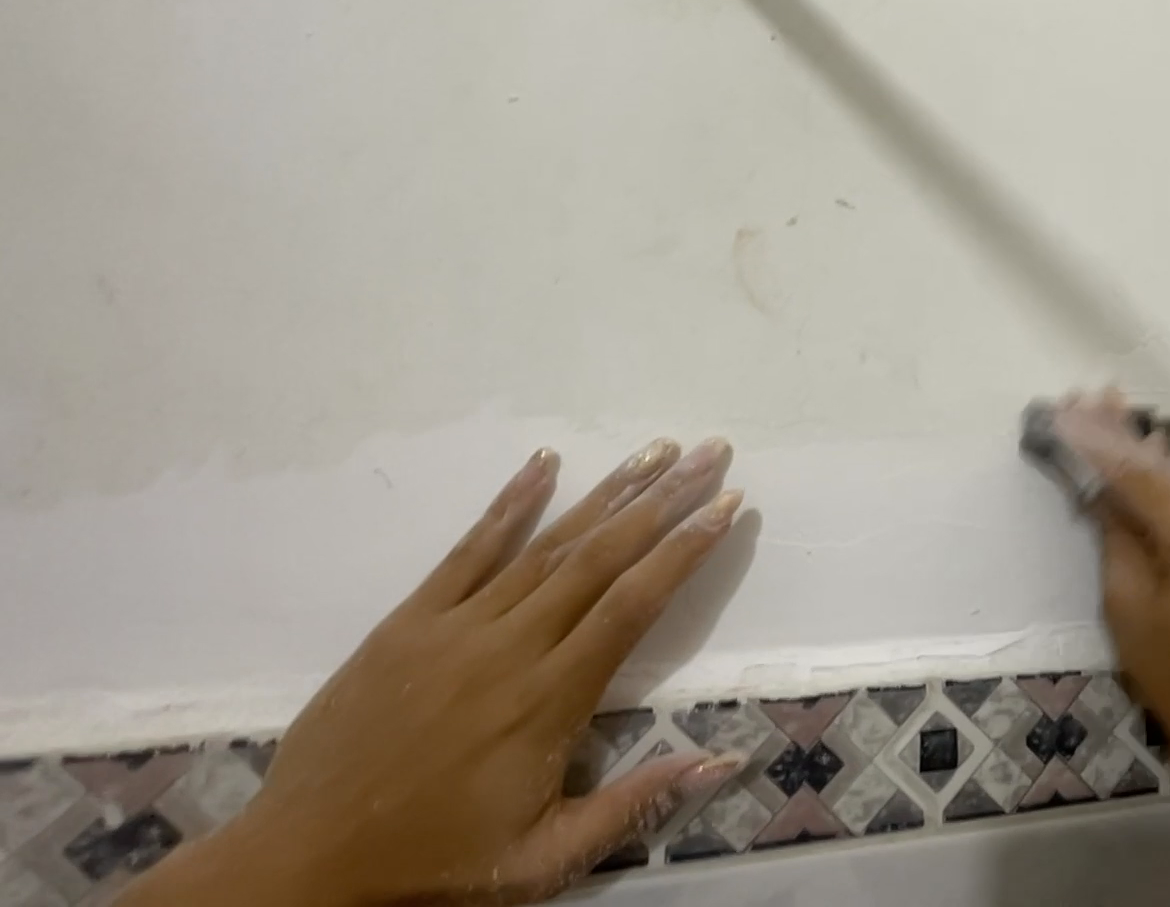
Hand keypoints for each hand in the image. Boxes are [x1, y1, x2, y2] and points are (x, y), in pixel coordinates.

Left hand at [124, 439, 746, 906]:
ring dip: (610, 490)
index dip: (686, 549)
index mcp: (552, 698)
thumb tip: (726, 759)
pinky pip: (469, 548)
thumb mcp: (546, 861)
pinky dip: (512, 500)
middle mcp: (513, 645)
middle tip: (710, 453)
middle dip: (666, 499)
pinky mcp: (411, 620)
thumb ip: (636, 804)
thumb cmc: (436, 865)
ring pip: (549, 543)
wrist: (296, 874)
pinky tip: (545, 459)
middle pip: (604, 556)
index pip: (636, 603)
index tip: (728, 505)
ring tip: (656, 450)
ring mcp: (458, 625)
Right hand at [1052, 392, 1169, 791]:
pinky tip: (1139, 453)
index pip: (1142, 479)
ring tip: (1106, 410)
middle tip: (1087, 394)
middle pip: (1165, 475)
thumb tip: (1098, 485)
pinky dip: (1161, 489)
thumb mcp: (1126, 602)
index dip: (1102, 444)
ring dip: (1140, 458)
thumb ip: (1116, 533)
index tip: (1070, 411)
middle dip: (1122, 437)